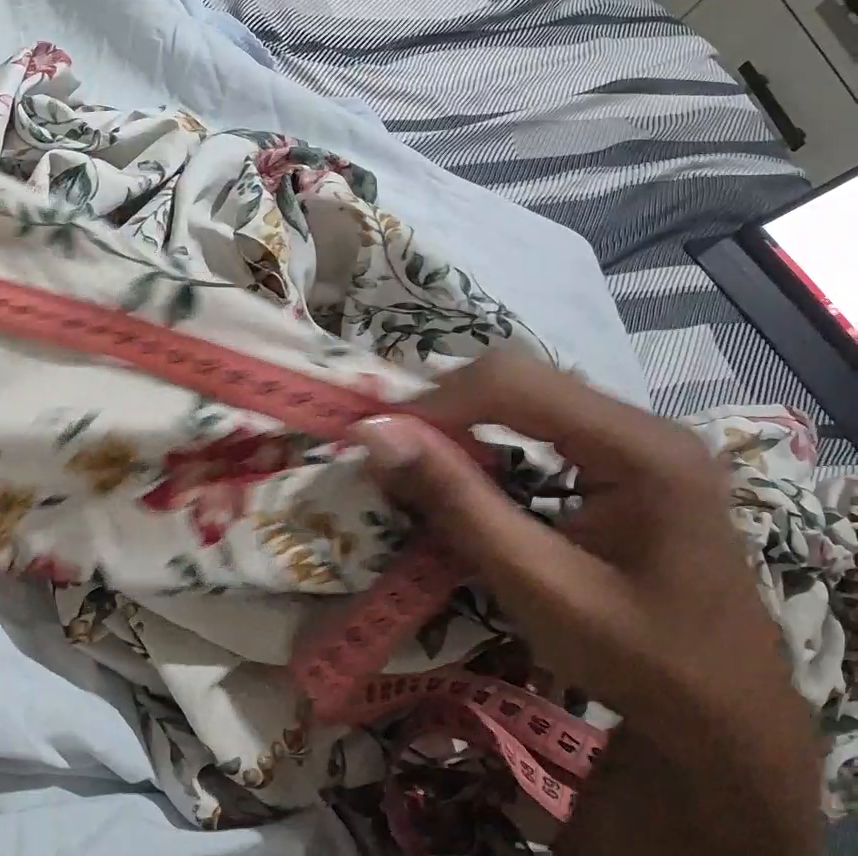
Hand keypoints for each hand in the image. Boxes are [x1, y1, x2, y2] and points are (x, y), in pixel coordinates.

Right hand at [348, 353, 817, 772]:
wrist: (724, 719)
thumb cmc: (637, 658)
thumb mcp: (535, 582)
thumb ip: (456, 500)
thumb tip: (372, 431)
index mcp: (642, 449)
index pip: (512, 382)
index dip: (431, 404)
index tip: (374, 446)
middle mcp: (646, 427)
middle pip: (516, 377)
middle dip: (440, 411)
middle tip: (391, 459)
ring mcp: (640, 441)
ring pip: (521, 394)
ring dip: (458, 425)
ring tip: (417, 470)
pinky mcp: (626, 460)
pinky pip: (536, 424)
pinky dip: (485, 442)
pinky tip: (465, 481)